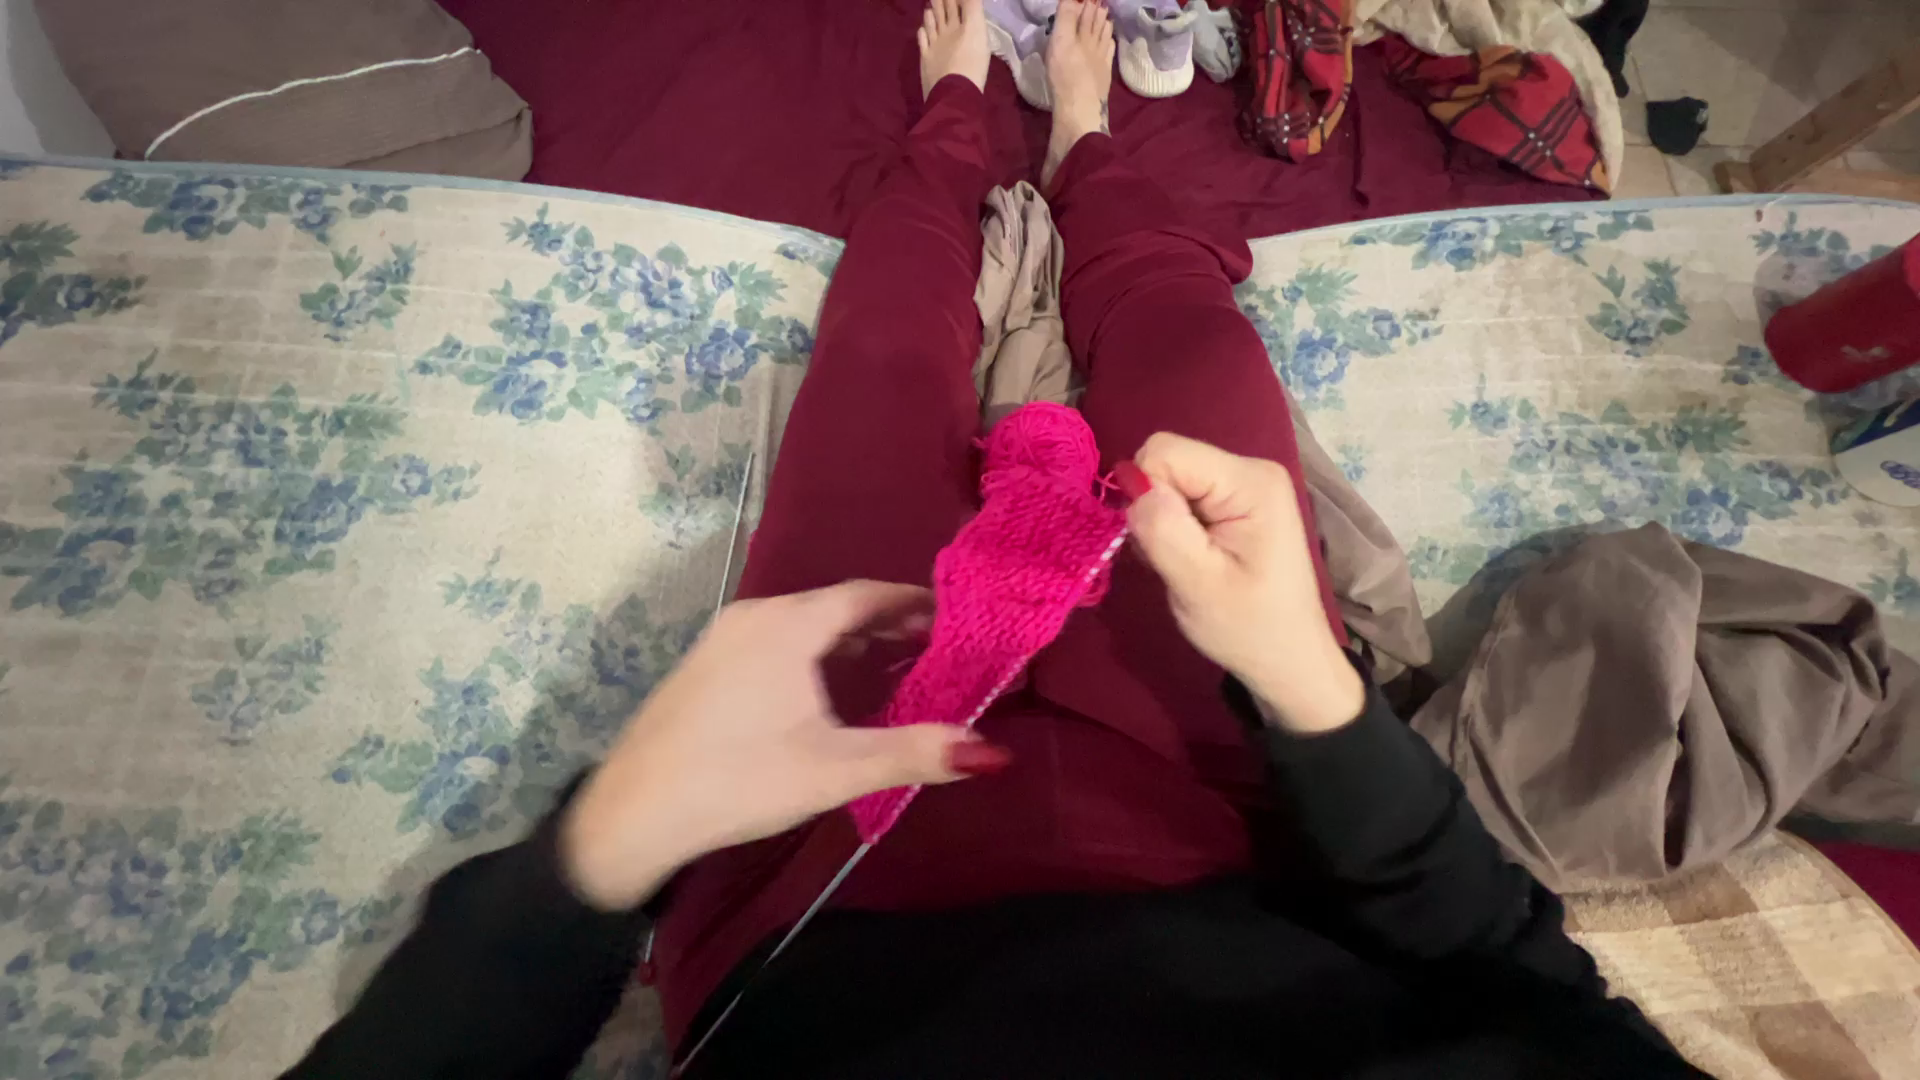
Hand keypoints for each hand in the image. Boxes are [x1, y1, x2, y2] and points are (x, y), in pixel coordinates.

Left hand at [560, 581, 1006, 910]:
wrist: (628, 817)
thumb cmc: (740, 781)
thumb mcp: (835, 769)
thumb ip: (915, 754)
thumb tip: (994, 753)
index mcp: (788, 625)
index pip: (866, 595)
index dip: (912, 602)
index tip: (950, 616)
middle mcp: (755, 614)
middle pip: (835, 603)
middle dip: (885, 619)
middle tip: (931, 641)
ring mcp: (724, 635)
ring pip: (804, 619)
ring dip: (850, 633)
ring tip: (890, 657)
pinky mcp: (706, 660)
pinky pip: (776, 635)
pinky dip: (815, 645)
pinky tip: (826, 678)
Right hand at [1123, 433, 1363, 733]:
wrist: (1289, 660)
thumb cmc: (1249, 628)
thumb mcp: (1199, 586)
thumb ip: (1164, 530)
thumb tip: (1131, 483)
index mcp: (1249, 481)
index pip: (1164, 451)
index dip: (1145, 491)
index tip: (1158, 540)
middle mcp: (1248, 468)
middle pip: (1165, 461)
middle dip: (1151, 506)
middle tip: (1171, 557)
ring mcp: (1241, 482)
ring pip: (1166, 478)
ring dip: (1159, 520)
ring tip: (1183, 562)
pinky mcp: (1231, 500)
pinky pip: (1178, 494)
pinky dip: (1170, 525)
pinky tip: (1189, 557)